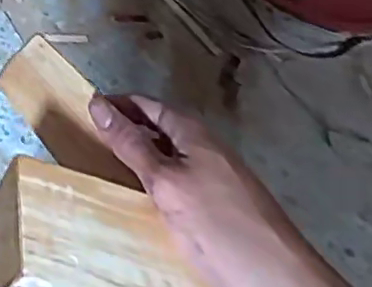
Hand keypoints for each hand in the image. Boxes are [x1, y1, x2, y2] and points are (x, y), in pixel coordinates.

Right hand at [89, 95, 349, 286]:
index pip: (144, 103)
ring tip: (119, 168)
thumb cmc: (220, 226)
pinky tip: (155, 198)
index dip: (115, 105)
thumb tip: (97, 104)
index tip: (88, 113)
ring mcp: (222, 174)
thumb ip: (130, 144)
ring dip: (145, 155)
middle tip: (97, 139)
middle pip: (159, 126)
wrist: (284, 284)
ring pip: (173, 153)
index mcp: (192, 131)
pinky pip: (185, 176)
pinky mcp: (229, 202)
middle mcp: (208, 145)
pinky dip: (163, 178)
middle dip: (129, 128)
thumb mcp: (165, 183)